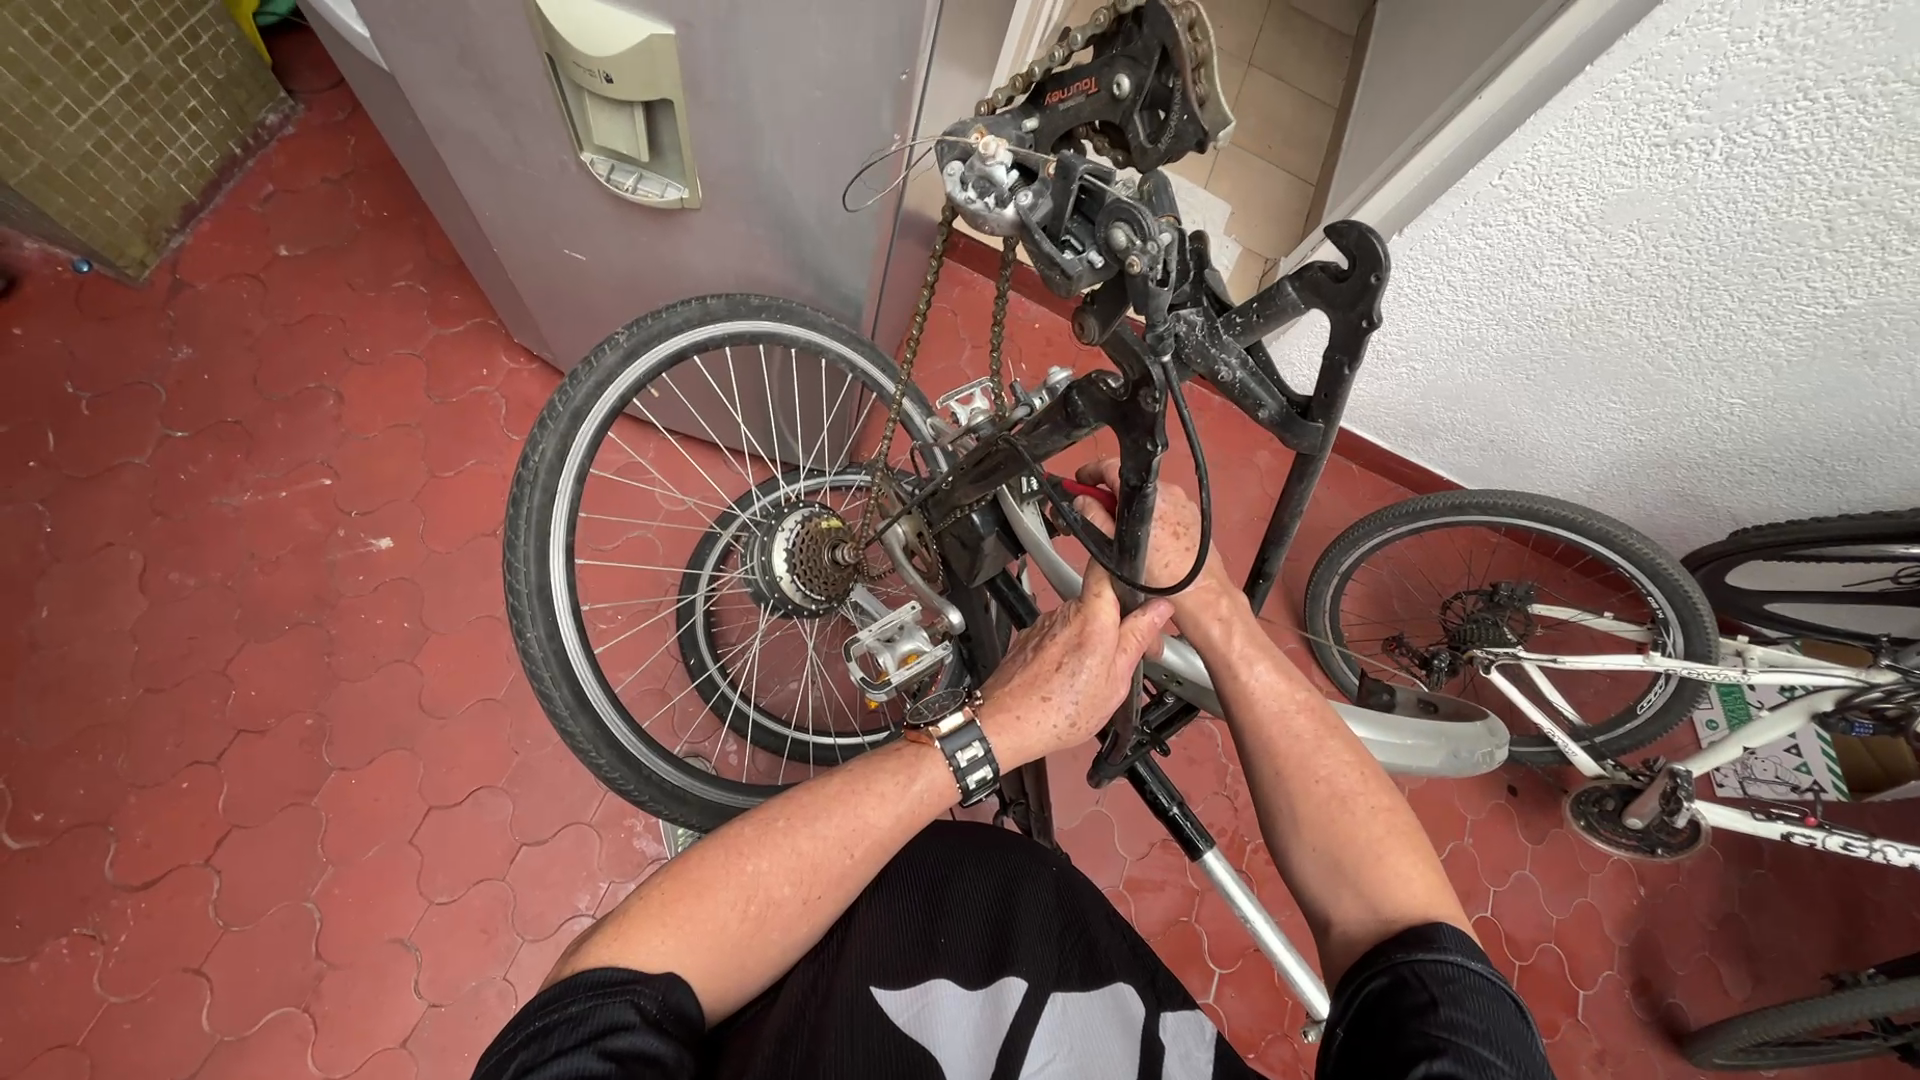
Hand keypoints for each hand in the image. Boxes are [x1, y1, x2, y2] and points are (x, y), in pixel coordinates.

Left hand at [973, 561, 1172, 768]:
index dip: (1125, 575)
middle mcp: (1065, 612)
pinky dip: (1070, 650)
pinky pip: (1060, 634)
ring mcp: (1045, 623)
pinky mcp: (1031, 636)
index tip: (1141, 599)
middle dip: (1116, 622)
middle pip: (1099, 600)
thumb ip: (1137, 639)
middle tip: (1127, 656)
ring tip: (1094, 676)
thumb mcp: (1116, 681)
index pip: (1106, 568)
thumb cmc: (1059, 710)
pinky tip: (1071, 678)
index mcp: (1093, 617)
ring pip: (1079, 620)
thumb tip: (1158, 611)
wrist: (1008, 723)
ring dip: (1092, 640)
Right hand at [1070, 458, 1243, 628]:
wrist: (1198, 592)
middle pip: (1129, 484)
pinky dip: (1150, 517)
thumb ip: (1094, 518)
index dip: (1091, 473)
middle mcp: (1168, 491)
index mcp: (1147, 494)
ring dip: (1131, 509)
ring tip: (1124, 535)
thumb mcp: (1116, 548)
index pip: (1112, 468)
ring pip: (1146, 497)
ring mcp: (1183, 501)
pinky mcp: (1191, 513)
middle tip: (1097, 516)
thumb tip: (1081, 501)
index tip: (1081, 481)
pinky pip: (1163, 507)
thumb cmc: (1161, 577)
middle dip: (1110, 497)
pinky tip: (1147, 541)